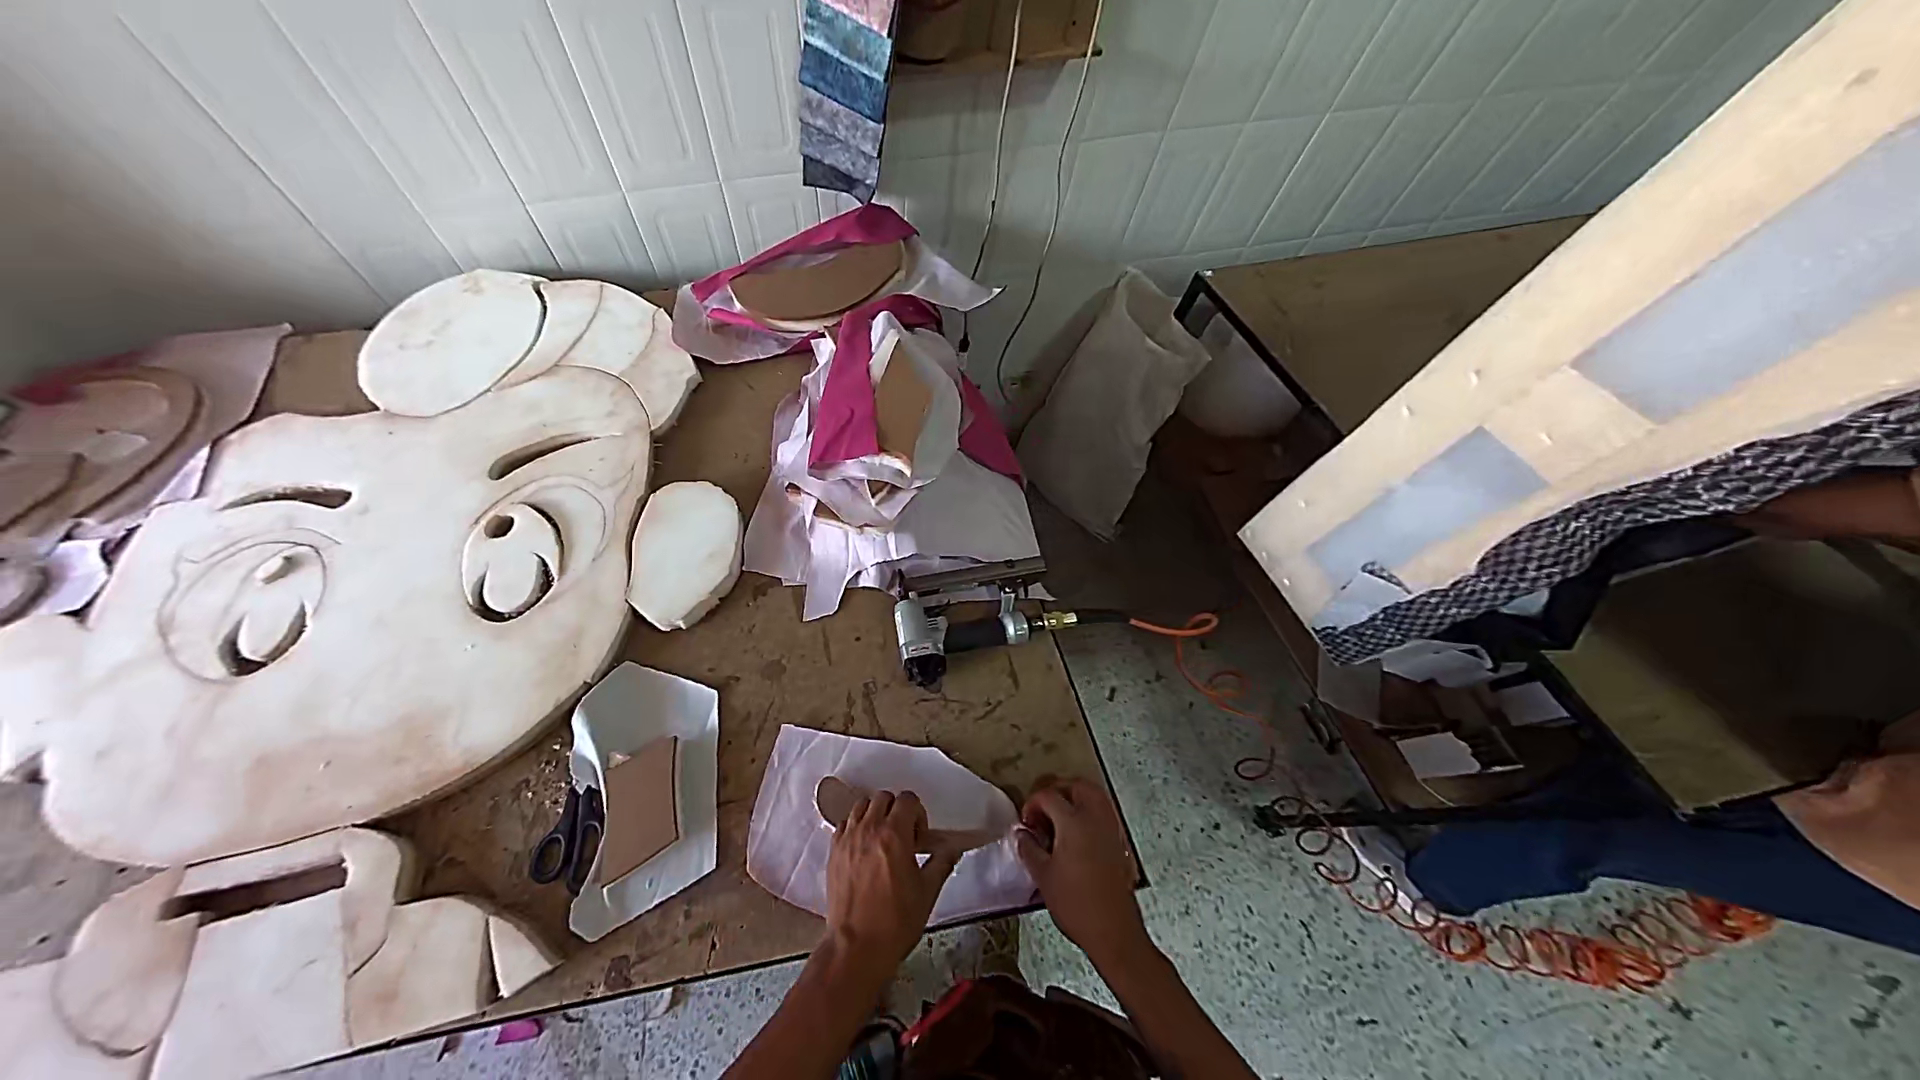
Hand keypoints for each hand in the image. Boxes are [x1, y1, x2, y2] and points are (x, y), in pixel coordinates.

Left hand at [824, 790, 958, 975]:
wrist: (857, 947)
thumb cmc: (894, 922)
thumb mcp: (927, 892)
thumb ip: (941, 863)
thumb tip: (951, 850)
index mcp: (894, 835)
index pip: (907, 800)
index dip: (917, 813)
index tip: (919, 836)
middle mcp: (869, 830)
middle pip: (883, 797)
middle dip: (896, 810)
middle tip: (903, 835)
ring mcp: (848, 840)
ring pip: (861, 806)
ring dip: (874, 814)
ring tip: (882, 838)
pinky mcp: (833, 853)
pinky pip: (843, 825)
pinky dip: (854, 827)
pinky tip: (863, 848)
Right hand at [1014, 778, 1149, 966]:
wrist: (1112, 930)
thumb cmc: (1076, 904)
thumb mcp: (1043, 876)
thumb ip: (1029, 849)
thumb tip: (1021, 834)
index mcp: (1073, 822)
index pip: (1049, 796)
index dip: (1032, 804)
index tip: (1026, 821)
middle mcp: (1095, 818)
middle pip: (1077, 786)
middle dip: (1057, 791)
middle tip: (1043, 810)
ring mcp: (1111, 829)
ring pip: (1095, 796)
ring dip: (1076, 799)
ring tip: (1059, 819)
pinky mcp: (1120, 843)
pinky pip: (1104, 813)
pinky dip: (1089, 813)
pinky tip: (1077, 835)